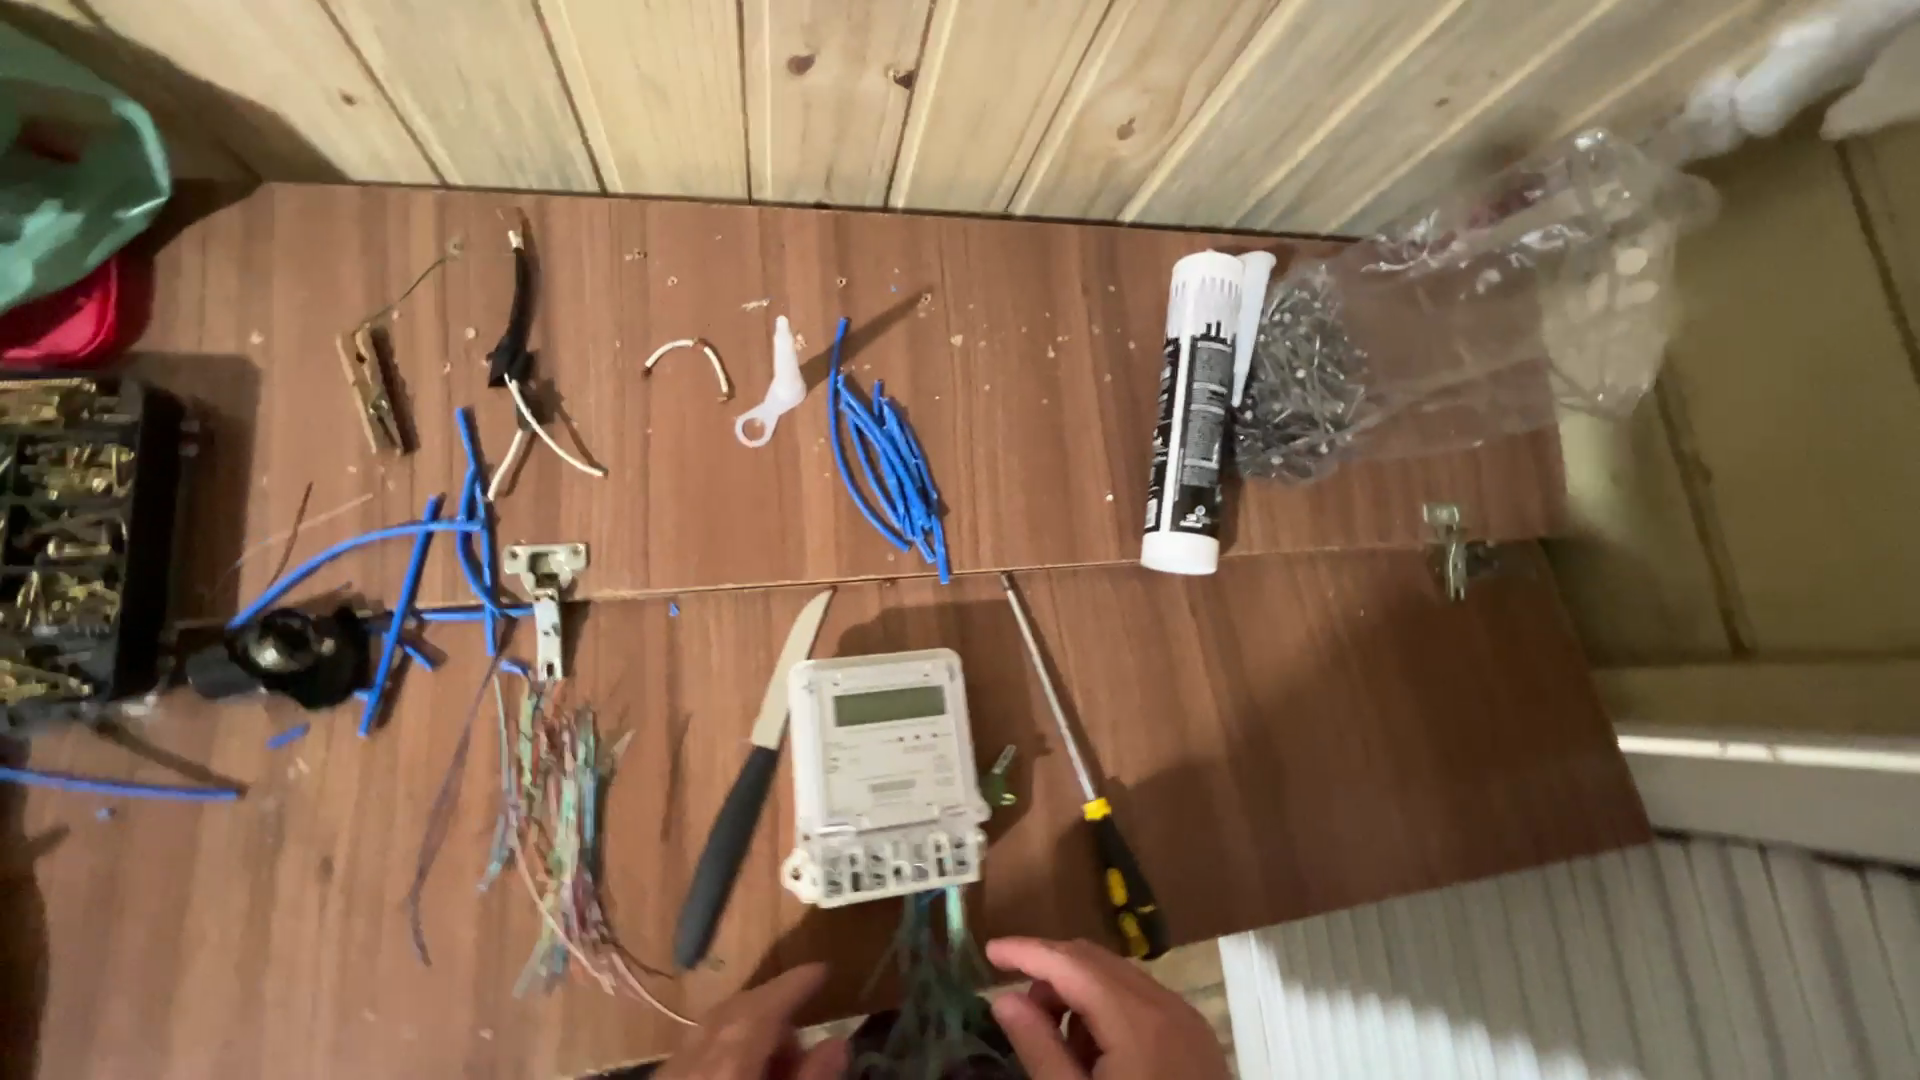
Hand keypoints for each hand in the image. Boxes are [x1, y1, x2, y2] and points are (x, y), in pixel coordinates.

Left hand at [656, 963, 847, 1079]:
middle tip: (802, 1029)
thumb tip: (838, 1041)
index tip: (824, 969)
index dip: (797, 982)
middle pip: (736, 1010)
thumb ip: (812, 1078)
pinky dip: (721, 1051)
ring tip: (776, 1057)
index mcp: (731, 1057)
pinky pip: (693, 1053)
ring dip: (747, 1031)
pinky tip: (736, 1071)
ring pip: (711, 1029)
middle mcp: (694, 1055)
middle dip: (772, 1009)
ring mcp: (670, 1070)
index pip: (768, 1003)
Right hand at [986, 937, 1228, 1079]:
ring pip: (1117, 977)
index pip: (1069, 962)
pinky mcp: (1197, 1039)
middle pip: (1094, 961)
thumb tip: (1005, 999)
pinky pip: (1141, 1001)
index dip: (1025, 951)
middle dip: (1050, 973)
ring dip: (1078, 993)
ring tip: (1058, 1046)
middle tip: (1019, 1010)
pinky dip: (1108, 1010)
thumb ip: (1039, 1049)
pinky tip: (1096, 1056)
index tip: (988, 951)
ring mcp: (1186, 1019)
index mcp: (1136, 1018)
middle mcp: (1166, 1004)